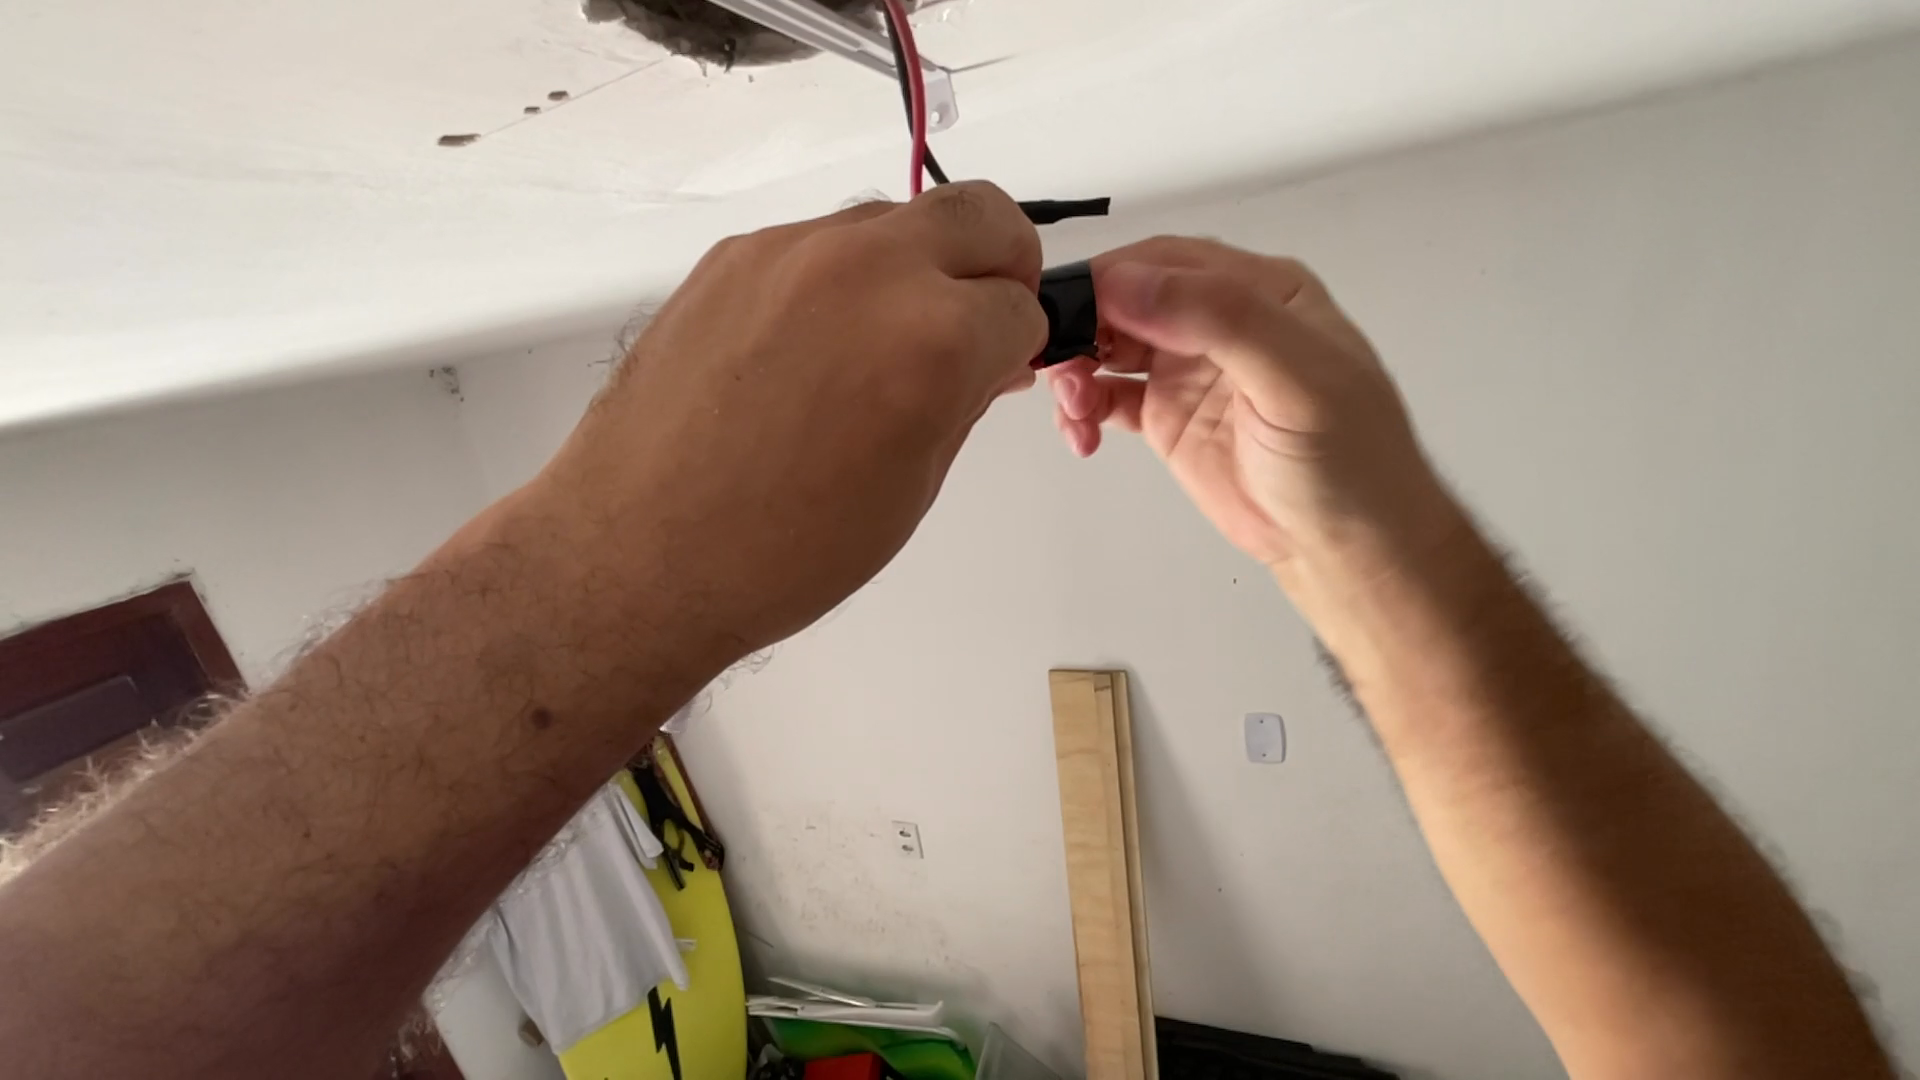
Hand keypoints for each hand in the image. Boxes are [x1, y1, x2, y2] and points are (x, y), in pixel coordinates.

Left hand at [529, 182, 1046, 660]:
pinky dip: (846, 280)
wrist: (643, 554)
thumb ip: (965, 403)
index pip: (1021, 306)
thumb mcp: (912, 487)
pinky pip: (823, 243)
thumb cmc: (782, 551)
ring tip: (885, 347)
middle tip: (980, 322)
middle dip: (1000, 266)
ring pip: (899, 222)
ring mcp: (792, 251)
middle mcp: (867, 269)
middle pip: (982, 215)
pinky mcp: (734, 255)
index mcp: (932, 340)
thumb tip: (991, 358)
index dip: (1018, 345)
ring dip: (919, 270)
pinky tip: (817, 350)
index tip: (1001, 368)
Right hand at [1048, 236, 1459, 571]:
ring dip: (1077, 371)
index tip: (1066, 312)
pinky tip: (1081, 436)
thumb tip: (1123, 283)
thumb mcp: (1295, 380)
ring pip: (1109, 348)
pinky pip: (1108, 399)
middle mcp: (1216, 323)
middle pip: (1128, 301)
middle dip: (1083, 327)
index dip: (1112, 280)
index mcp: (1258, 291)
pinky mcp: (1165, 417)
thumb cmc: (1342, 458)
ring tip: (1074, 410)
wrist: (1339, 543)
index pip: (1168, 262)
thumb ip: (1218, 319)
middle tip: (1056, 365)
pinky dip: (1083, 411)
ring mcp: (1186, 370)